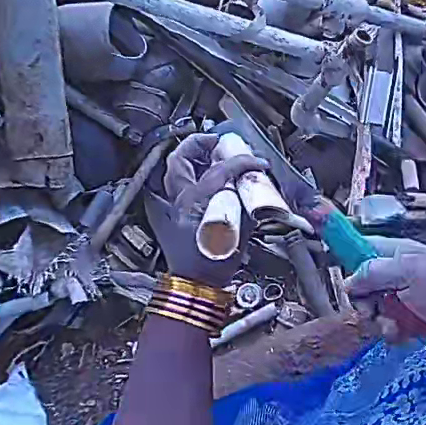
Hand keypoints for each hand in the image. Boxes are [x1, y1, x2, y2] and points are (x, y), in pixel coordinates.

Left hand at [157, 133, 268, 286]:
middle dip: (198, 143)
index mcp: (196, 203)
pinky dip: (186, 173)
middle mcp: (179, 200)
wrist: (195, 284)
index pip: (219, 170)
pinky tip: (199, 173)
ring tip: (207, 152)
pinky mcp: (169, 213)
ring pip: (174, 169)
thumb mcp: (239, 234)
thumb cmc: (214, 265)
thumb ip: (245, 206)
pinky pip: (174, 184)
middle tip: (216, 141)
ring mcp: (172, 205)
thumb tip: (253, 188)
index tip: (256, 162)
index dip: (241, 162)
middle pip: (180, 158)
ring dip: (189, 155)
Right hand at [345, 243, 425, 359]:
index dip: (350, 254)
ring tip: (392, 324)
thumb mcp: (410, 272)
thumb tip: (349, 282)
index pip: (366, 246)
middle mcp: (400, 273)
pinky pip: (384, 323)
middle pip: (363, 279)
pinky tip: (401, 334)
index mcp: (402, 253)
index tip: (341, 269)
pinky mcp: (408, 320)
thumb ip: (374, 271)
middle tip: (371, 305)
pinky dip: (390, 330)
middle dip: (363, 296)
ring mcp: (404, 298)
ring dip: (377, 316)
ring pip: (371, 304)